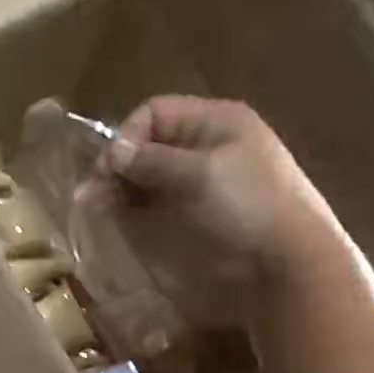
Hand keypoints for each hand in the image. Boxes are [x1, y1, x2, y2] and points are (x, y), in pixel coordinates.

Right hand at [75, 95, 349, 311]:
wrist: (283, 259)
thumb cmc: (247, 206)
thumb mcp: (200, 174)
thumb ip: (152, 161)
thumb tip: (111, 151)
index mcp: (214, 122)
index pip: (155, 113)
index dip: (128, 136)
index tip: (109, 169)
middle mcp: (203, 145)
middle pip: (147, 144)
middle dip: (118, 165)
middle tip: (90, 194)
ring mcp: (197, 180)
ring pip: (146, 175)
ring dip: (118, 186)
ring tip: (92, 203)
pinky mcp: (191, 212)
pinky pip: (153, 200)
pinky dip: (132, 205)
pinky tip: (114, 213)